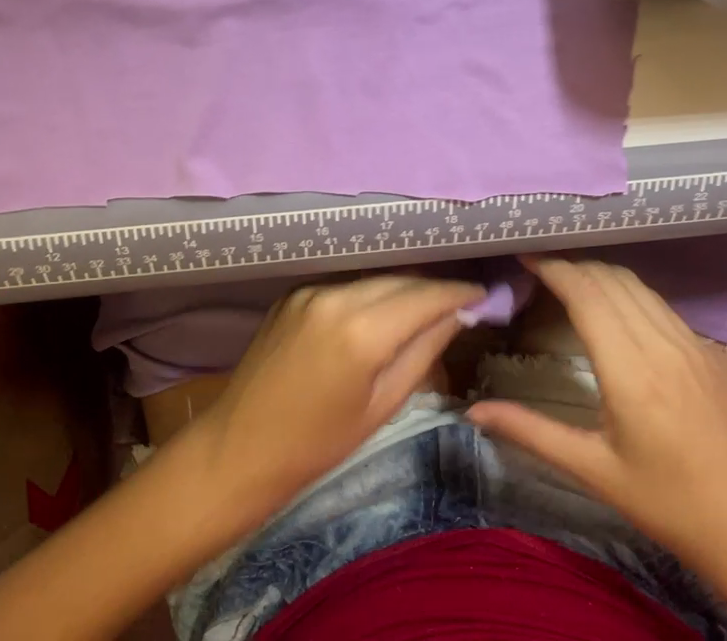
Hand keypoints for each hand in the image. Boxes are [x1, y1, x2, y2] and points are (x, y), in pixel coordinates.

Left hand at [190, 274, 484, 500]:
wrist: (240, 447)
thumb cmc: (318, 444)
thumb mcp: (383, 406)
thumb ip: (423, 352)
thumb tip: (458, 316)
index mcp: (361, 331)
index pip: (426, 295)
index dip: (460, 292)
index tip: (486, 293)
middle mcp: (335, 297)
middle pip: (401, 279)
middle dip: (434, 287)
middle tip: (465, 300)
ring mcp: (310, 291)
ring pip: (374, 278)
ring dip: (404, 287)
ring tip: (430, 305)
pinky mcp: (293, 293)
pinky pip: (346, 285)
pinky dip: (371, 293)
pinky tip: (384, 310)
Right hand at [467, 257, 726, 551]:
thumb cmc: (667, 504)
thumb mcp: (592, 470)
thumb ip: (531, 433)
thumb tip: (473, 412)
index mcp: (630, 373)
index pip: (587, 296)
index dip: (554, 269)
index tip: (523, 257)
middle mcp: (661, 347)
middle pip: (611, 280)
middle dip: (572, 264)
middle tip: (536, 266)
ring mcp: (690, 346)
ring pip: (638, 286)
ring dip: (600, 274)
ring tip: (566, 278)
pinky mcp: (706, 354)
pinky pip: (659, 304)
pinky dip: (627, 290)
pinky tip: (612, 304)